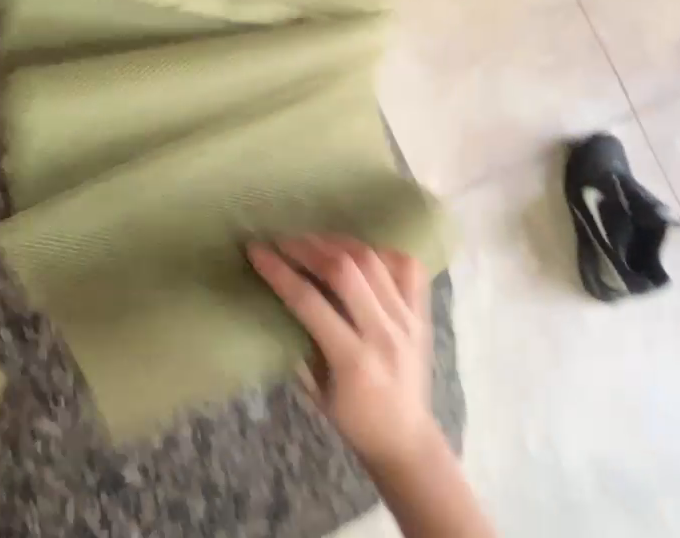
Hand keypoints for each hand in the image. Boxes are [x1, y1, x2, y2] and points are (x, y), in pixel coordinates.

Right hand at [248, 235, 442, 469]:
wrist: (408, 439)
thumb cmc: (354, 419)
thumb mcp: (315, 390)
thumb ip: (300, 343)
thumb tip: (280, 294)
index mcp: (353, 360)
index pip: (309, 300)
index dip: (278, 271)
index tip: (256, 250)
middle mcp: (384, 334)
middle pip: (344, 270)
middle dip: (307, 247)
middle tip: (283, 240)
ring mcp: (409, 321)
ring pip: (372, 260)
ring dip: (336, 242)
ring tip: (313, 240)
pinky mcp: (424, 315)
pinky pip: (406, 267)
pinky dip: (380, 251)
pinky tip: (358, 252)